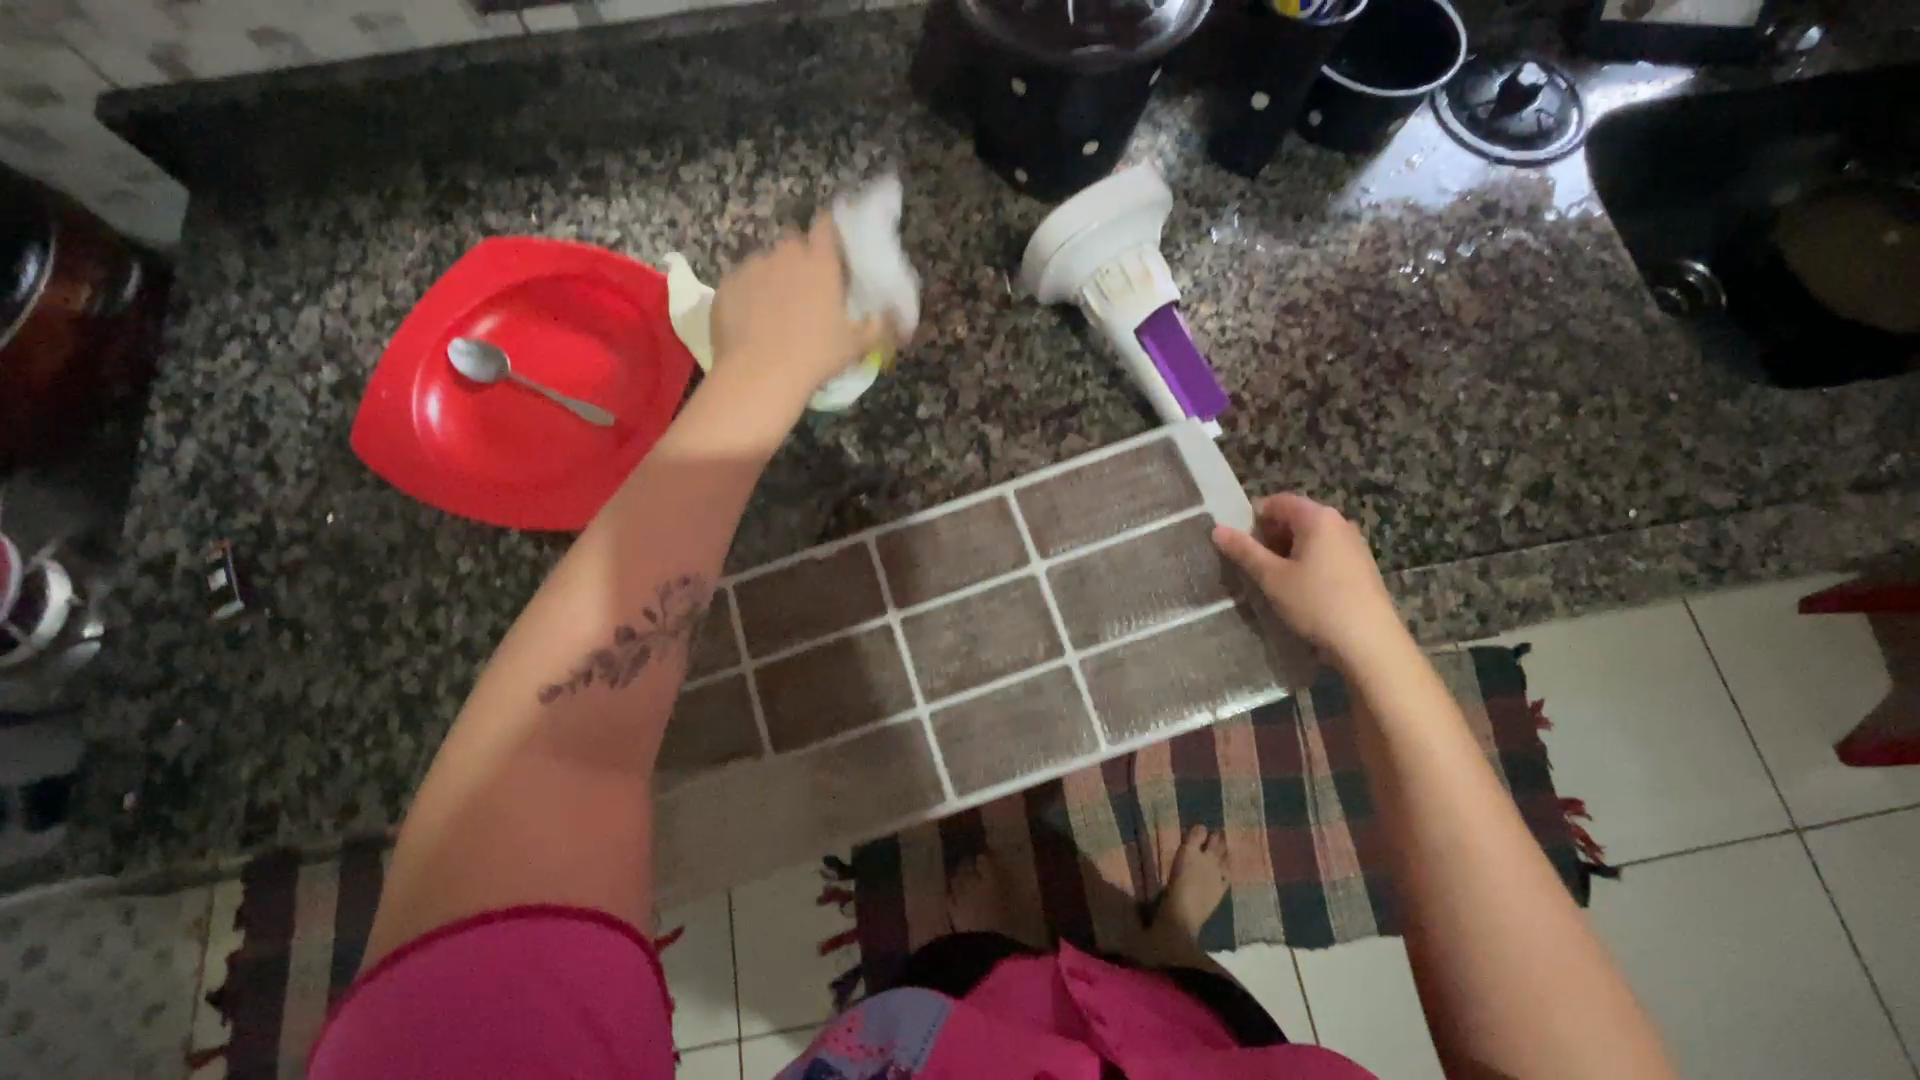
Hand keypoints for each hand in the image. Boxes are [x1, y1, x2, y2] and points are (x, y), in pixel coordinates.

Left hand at [709, 215, 889, 395]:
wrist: (759, 375)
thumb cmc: (815, 356)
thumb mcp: (855, 346)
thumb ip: (876, 327)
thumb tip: (889, 319)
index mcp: (820, 262)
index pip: (826, 225)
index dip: (829, 234)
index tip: (832, 251)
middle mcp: (784, 254)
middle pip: (793, 242)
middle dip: (799, 259)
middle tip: (805, 290)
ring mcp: (751, 267)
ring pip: (764, 263)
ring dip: (771, 278)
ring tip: (773, 311)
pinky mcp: (725, 285)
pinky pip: (740, 283)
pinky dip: (746, 296)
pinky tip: (750, 323)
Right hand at [1212, 494, 1407, 670]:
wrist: (1369, 640)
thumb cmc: (1315, 602)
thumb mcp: (1272, 578)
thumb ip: (1244, 551)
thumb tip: (1217, 529)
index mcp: (1317, 517)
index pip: (1278, 502)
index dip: (1254, 518)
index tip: (1239, 542)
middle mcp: (1339, 522)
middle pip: (1296, 517)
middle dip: (1271, 536)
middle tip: (1253, 563)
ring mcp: (1354, 544)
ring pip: (1311, 537)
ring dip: (1288, 551)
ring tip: (1274, 578)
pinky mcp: (1362, 565)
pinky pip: (1327, 552)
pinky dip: (1308, 562)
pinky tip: (1301, 589)